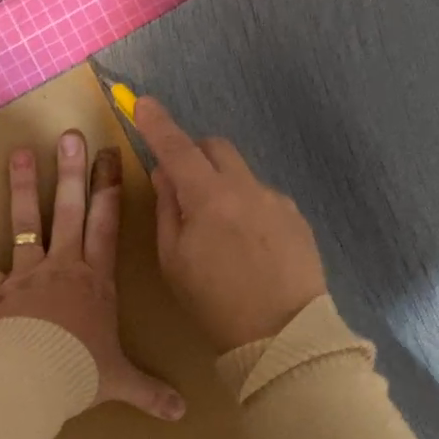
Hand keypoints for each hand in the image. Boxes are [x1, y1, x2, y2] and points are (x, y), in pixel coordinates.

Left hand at [0, 130, 186, 420]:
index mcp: (96, 282)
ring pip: (26, 224)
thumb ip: (151, 392)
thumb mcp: (121, 381)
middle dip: (71, 173)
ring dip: (22, 189)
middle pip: (70, 212)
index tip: (111, 157)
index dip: (110, 191)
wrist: (37, 382)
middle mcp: (63, 269)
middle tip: (69, 136)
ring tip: (18, 154)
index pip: (107, 227)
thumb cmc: (81, 374)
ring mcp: (26, 277)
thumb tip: (183, 414)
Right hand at [135, 97, 326, 351]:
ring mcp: (277, 202)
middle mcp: (246, 188)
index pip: (176, 148)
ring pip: (240, 174)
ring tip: (214, 232)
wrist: (282, 336)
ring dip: (220, 184)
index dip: (157, 124)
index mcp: (209, 198)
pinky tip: (244, 247)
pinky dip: (244, 208)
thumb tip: (166, 175)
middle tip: (177, 180)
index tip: (142, 103)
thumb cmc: (214, 303)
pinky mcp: (297, 219)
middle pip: (215, 147)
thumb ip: (167, 210)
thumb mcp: (173, 260)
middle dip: (193, 152)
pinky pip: (261, 199)